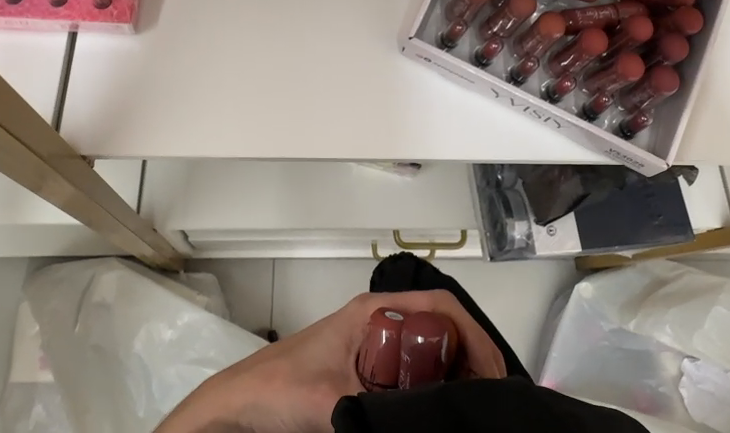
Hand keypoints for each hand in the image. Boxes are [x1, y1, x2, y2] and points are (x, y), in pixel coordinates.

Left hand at [157, 290, 506, 432]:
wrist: (235, 406)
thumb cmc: (279, 390)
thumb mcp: (334, 403)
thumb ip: (379, 415)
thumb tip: (426, 425)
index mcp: (373, 312)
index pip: (441, 308)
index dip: (476, 337)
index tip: (493, 378)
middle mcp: (377, 320)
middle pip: (442, 328)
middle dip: (473, 359)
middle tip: (490, 401)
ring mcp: (370, 344)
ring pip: (429, 349)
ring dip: (456, 373)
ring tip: (473, 409)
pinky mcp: (363, 369)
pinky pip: (412, 370)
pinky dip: (434, 386)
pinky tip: (439, 412)